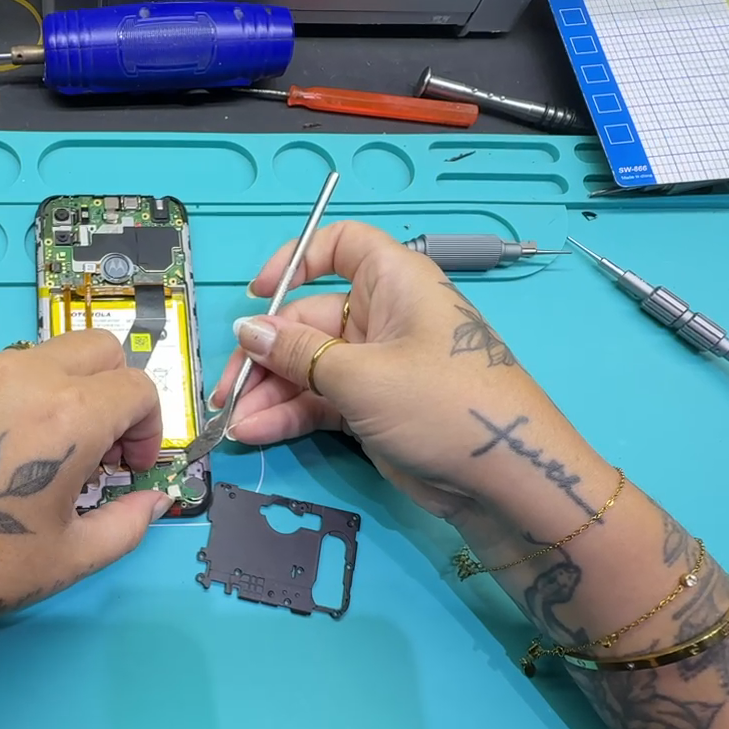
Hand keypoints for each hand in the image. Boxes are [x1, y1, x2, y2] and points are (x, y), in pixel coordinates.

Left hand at [0, 329, 171, 640]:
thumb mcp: (72, 557)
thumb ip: (129, 523)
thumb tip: (155, 500)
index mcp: (67, 415)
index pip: (138, 389)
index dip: (150, 429)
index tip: (131, 470)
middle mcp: (26, 374)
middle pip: (102, 350)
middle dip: (119, 395)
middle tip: (102, 452)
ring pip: (55, 353)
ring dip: (76, 389)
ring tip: (53, 451)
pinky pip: (12, 365)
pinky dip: (34, 390)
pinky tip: (9, 447)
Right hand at [212, 221, 614, 533]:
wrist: (502, 480)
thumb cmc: (440, 404)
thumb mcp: (360, 376)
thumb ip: (296, 354)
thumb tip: (246, 330)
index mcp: (394, 284)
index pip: (342, 247)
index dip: (297, 260)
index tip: (258, 294)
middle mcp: (380, 318)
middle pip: (306, 322)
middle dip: (263, 357)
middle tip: (226, 393)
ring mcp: (373, 366)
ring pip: (305, 368)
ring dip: (267, 394)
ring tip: (232, 423)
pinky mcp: (368, 408)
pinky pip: (316, 402)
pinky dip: (286, 416)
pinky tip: (253, 433)